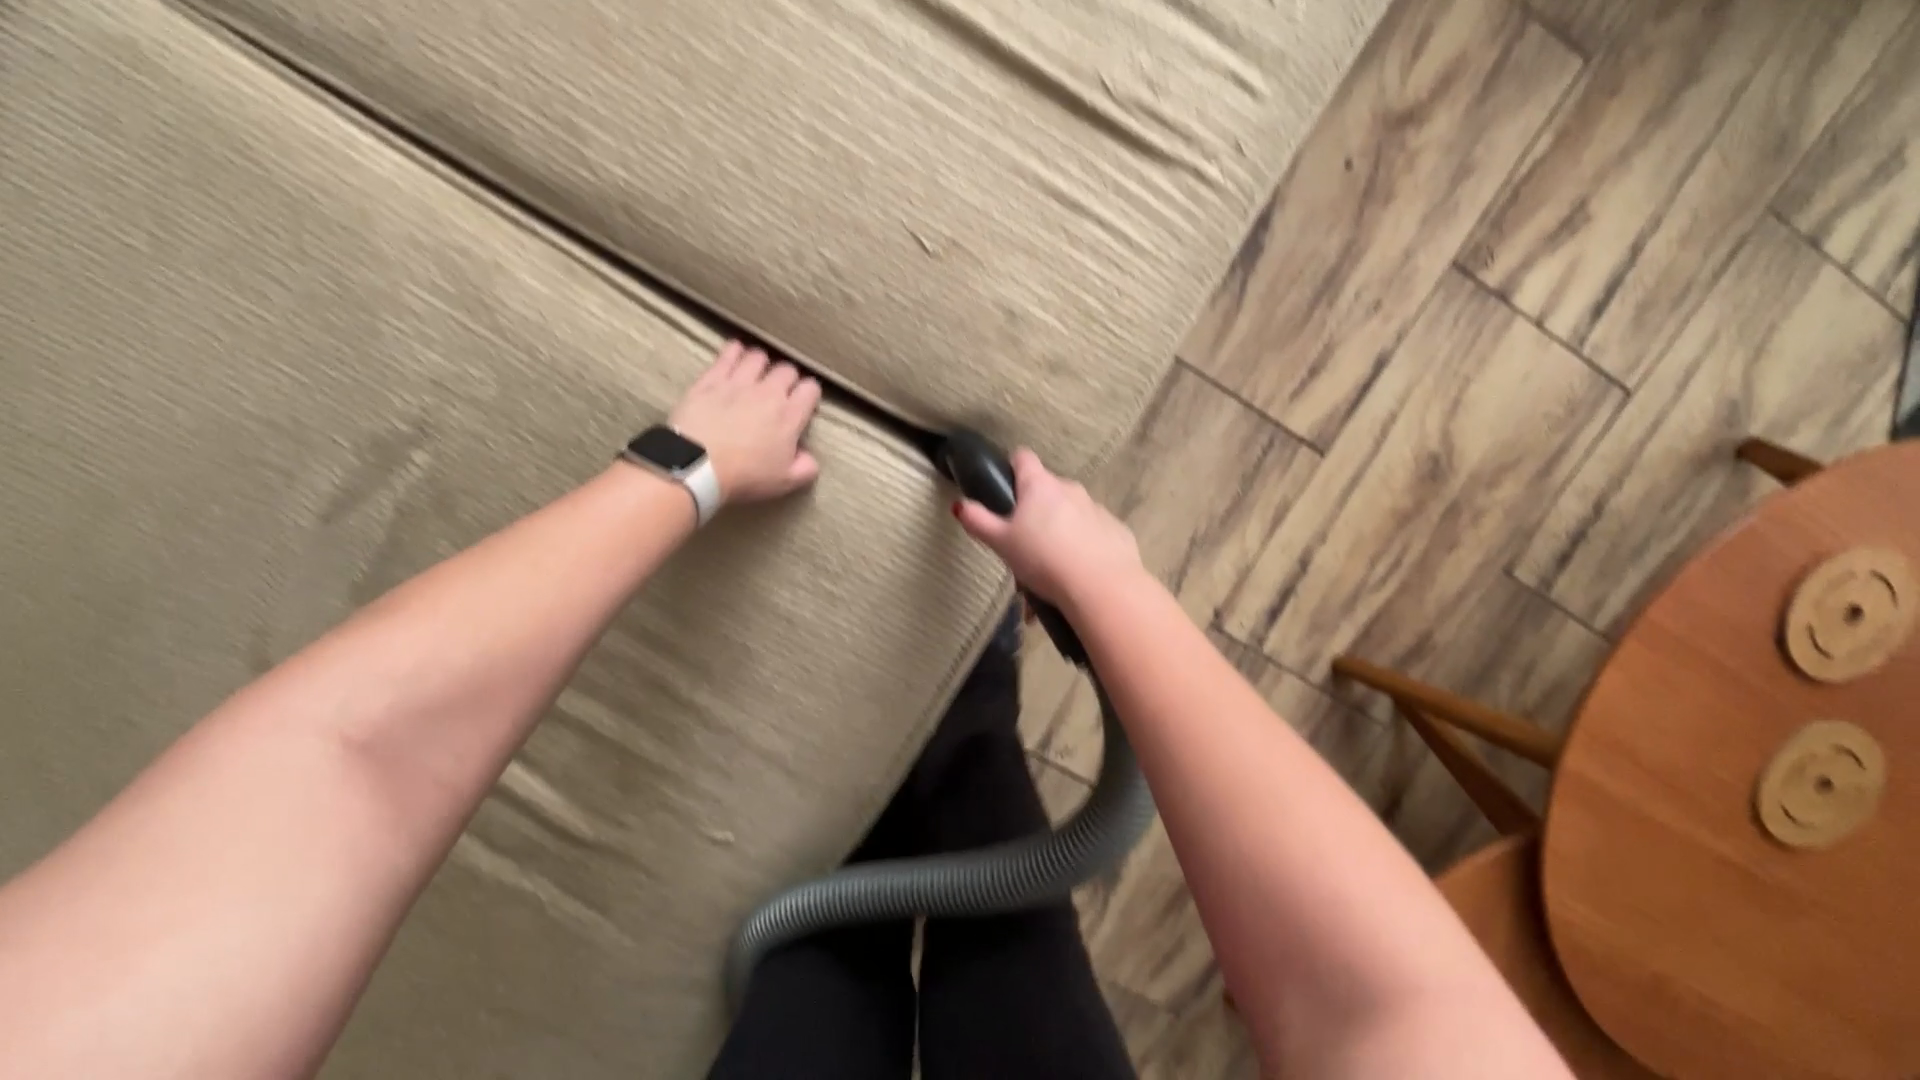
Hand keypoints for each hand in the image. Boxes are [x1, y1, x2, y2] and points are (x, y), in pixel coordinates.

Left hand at [669, 342, 822, 505]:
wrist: (697, 465)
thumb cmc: (744, 476)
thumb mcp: (784, 482)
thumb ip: (806, 468)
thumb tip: (809, 457)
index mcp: (789, 416)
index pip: (810, 389)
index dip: (810, 394)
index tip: (804, 404)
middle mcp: (768, 392)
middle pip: (787, 369)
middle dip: (788, 378)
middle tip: (780, 391)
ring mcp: (738, 382)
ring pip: (758, 357)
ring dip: (762, 363)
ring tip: (757, 371)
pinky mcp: (711, 380)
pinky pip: (727, 355)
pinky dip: (734, 351)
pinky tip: (735, 352)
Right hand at [952, 448, 1142, 609]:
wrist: (1101, 587)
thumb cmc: (1043, 560)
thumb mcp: (1002, 544)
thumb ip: (979, 522)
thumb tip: (960, 504)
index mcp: (1039, 485)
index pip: (1022, 458)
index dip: (1011, 468)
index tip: (1004, 489)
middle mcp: (1070, 488)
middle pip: (1047, 491)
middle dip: (1035, 512)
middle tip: (1023, 545)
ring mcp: (1097, 508)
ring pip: (1071, 514)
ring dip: (1059, 531)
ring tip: (1050, 569)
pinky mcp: (1116, 529)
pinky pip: (1094, 532)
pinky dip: (1084, 545)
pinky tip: (1078, 573)